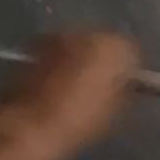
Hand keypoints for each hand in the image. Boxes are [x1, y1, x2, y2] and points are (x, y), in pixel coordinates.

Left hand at [0, 32, 137, 159]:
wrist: (28, 126)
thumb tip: (125, 83)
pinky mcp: (35, 45)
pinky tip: (55, 84)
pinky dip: (59, 62)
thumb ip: (125, 90)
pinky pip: (57, 51)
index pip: (131, 51)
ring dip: (79, 58)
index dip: (129, 70)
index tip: (125, 87)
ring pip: (79, 44)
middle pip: (103, 43)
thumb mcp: (115, 113)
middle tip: (100, 86)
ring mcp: (58, 36)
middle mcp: (87, 32)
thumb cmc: (78, 122)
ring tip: (75, 86)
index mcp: (114, 47)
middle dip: (102, 60)